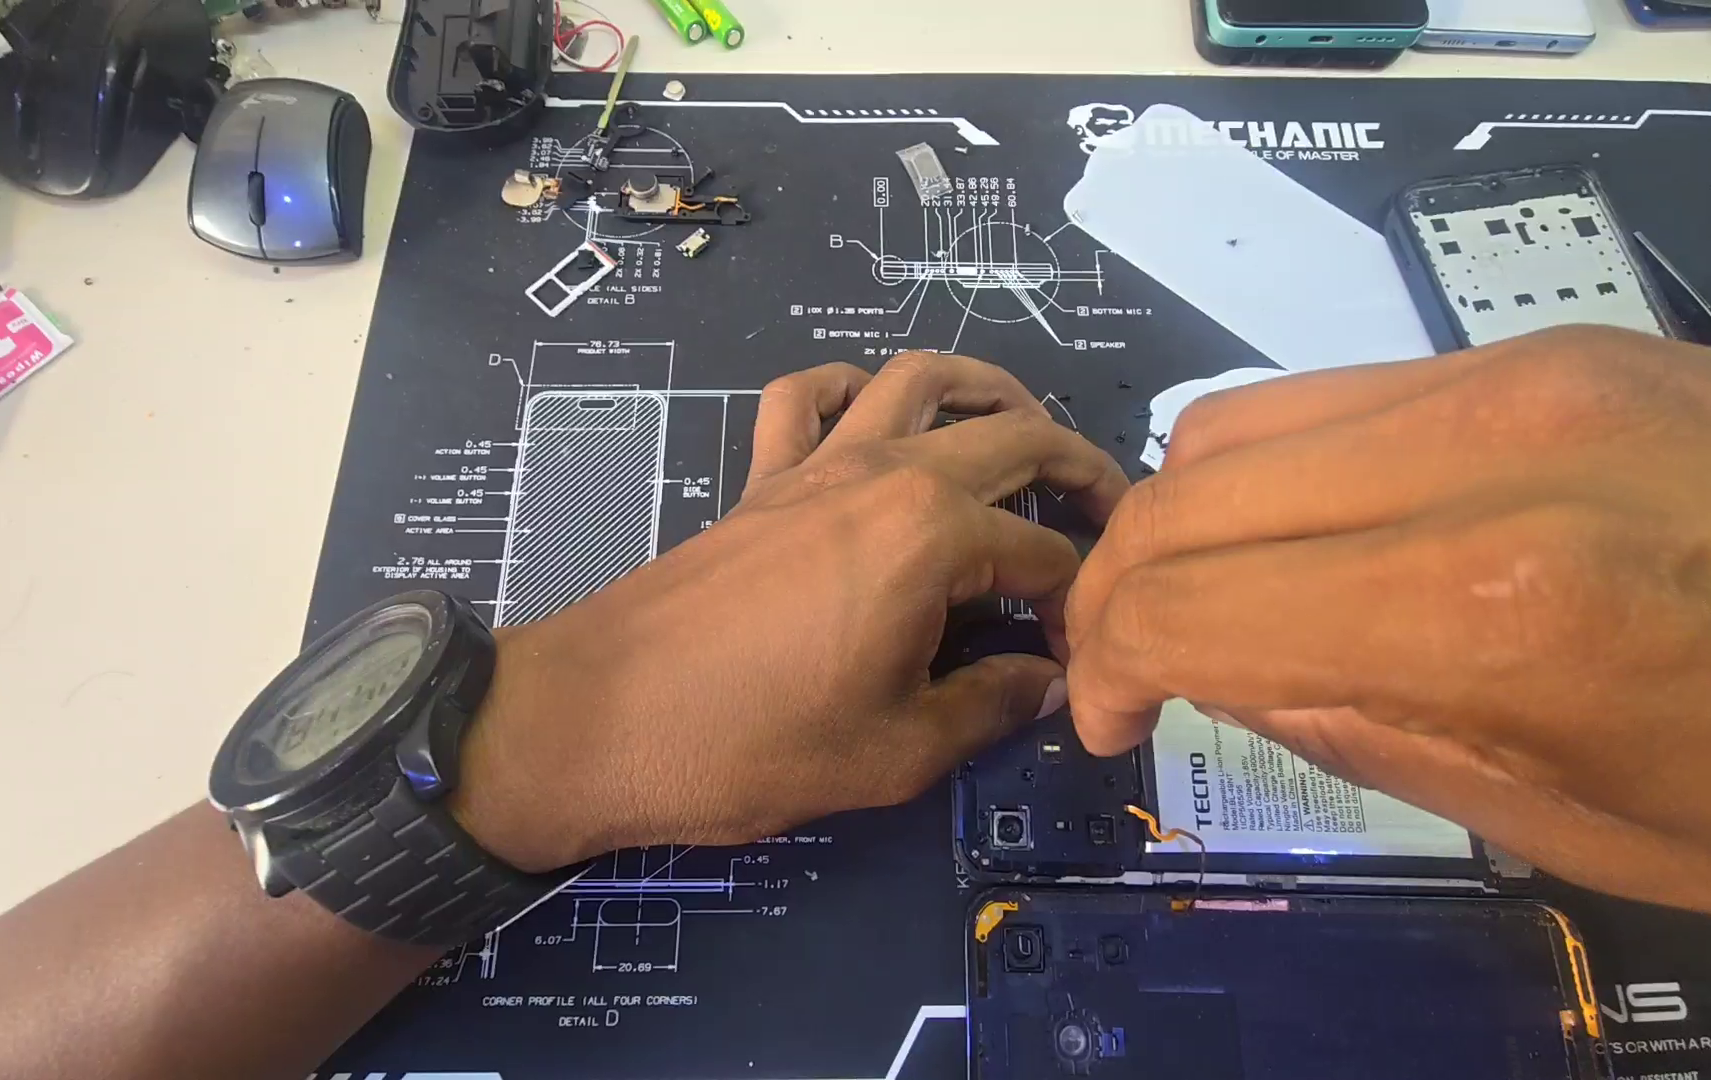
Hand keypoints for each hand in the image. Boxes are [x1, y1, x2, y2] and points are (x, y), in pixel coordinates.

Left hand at [453, 353, 1127, 871]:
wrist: (598, 719)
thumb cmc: (751, 746)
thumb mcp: (896, 751)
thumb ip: (990, 707)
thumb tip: (1050, 683)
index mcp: (934, 536)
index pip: (1042, 558)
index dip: (1076, 609)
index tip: (1079, 659)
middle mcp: (888, 471)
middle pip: (1013, 435)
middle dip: (1079, 467)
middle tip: (1111, 512)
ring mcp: (819, 461)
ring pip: (919, 378)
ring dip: (985, 390)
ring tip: (1021, 427)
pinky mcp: (763, 473)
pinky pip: (807, 396)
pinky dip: (850, 388)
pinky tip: (872, 415)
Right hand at [1065, 326, 1710, 927]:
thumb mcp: (1566, 826)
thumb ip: (1341, 730)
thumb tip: (1209, 669)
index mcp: (1490, 608)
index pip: (1183, 610)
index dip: (1111, 670)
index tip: (1112, 722)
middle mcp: (1473, 453)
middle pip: (1175, 504)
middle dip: (1109, 594)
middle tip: (1123, 661)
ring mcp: (1500, 373)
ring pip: (1218, 434)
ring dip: (1172, 527)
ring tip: (1201, 595)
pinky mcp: (1525, 347)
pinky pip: (1308, 403)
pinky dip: (1253, 477)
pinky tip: (1297, 534)